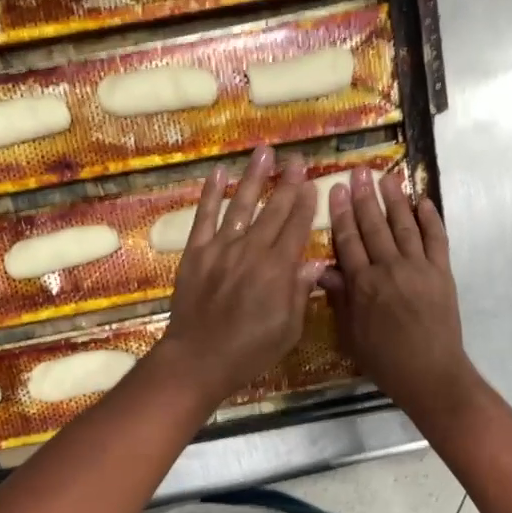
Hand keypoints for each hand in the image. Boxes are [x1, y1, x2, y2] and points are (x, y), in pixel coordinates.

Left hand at [153, 146, 323, 405]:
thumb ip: (300, 294)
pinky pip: (204, 217)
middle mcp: (252, 251)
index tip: (313, 184)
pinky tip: (218, 174)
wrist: (200, 359)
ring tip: (264, 153)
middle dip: (287, 183)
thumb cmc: (250, 352)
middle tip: (297, 159)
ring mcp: (221, 249)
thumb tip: (315, 264)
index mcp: (279, 270)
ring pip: (241, 205)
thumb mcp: (288, 330)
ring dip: (254, 177)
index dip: (306, 204)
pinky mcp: (196, 253)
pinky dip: (211, 194)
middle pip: (273, 210)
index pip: (297, 228)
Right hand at [321, 167, 478, 421]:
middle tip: (358, 172)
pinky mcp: (442, 273)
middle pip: (374, 226)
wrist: (429, 373)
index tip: (335, 190)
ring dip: (395, 199)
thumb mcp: (353, 336)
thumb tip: (322, 271)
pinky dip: (430, 218)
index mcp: (363, 286)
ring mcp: (419, 268)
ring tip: (387, 178)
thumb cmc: (385, 362)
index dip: (341, 214)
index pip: (348, 242)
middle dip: (365, 197)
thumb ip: (341, 301)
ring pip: (404, 226)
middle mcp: (389, 269)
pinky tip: (423, 202)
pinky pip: (436, 238)